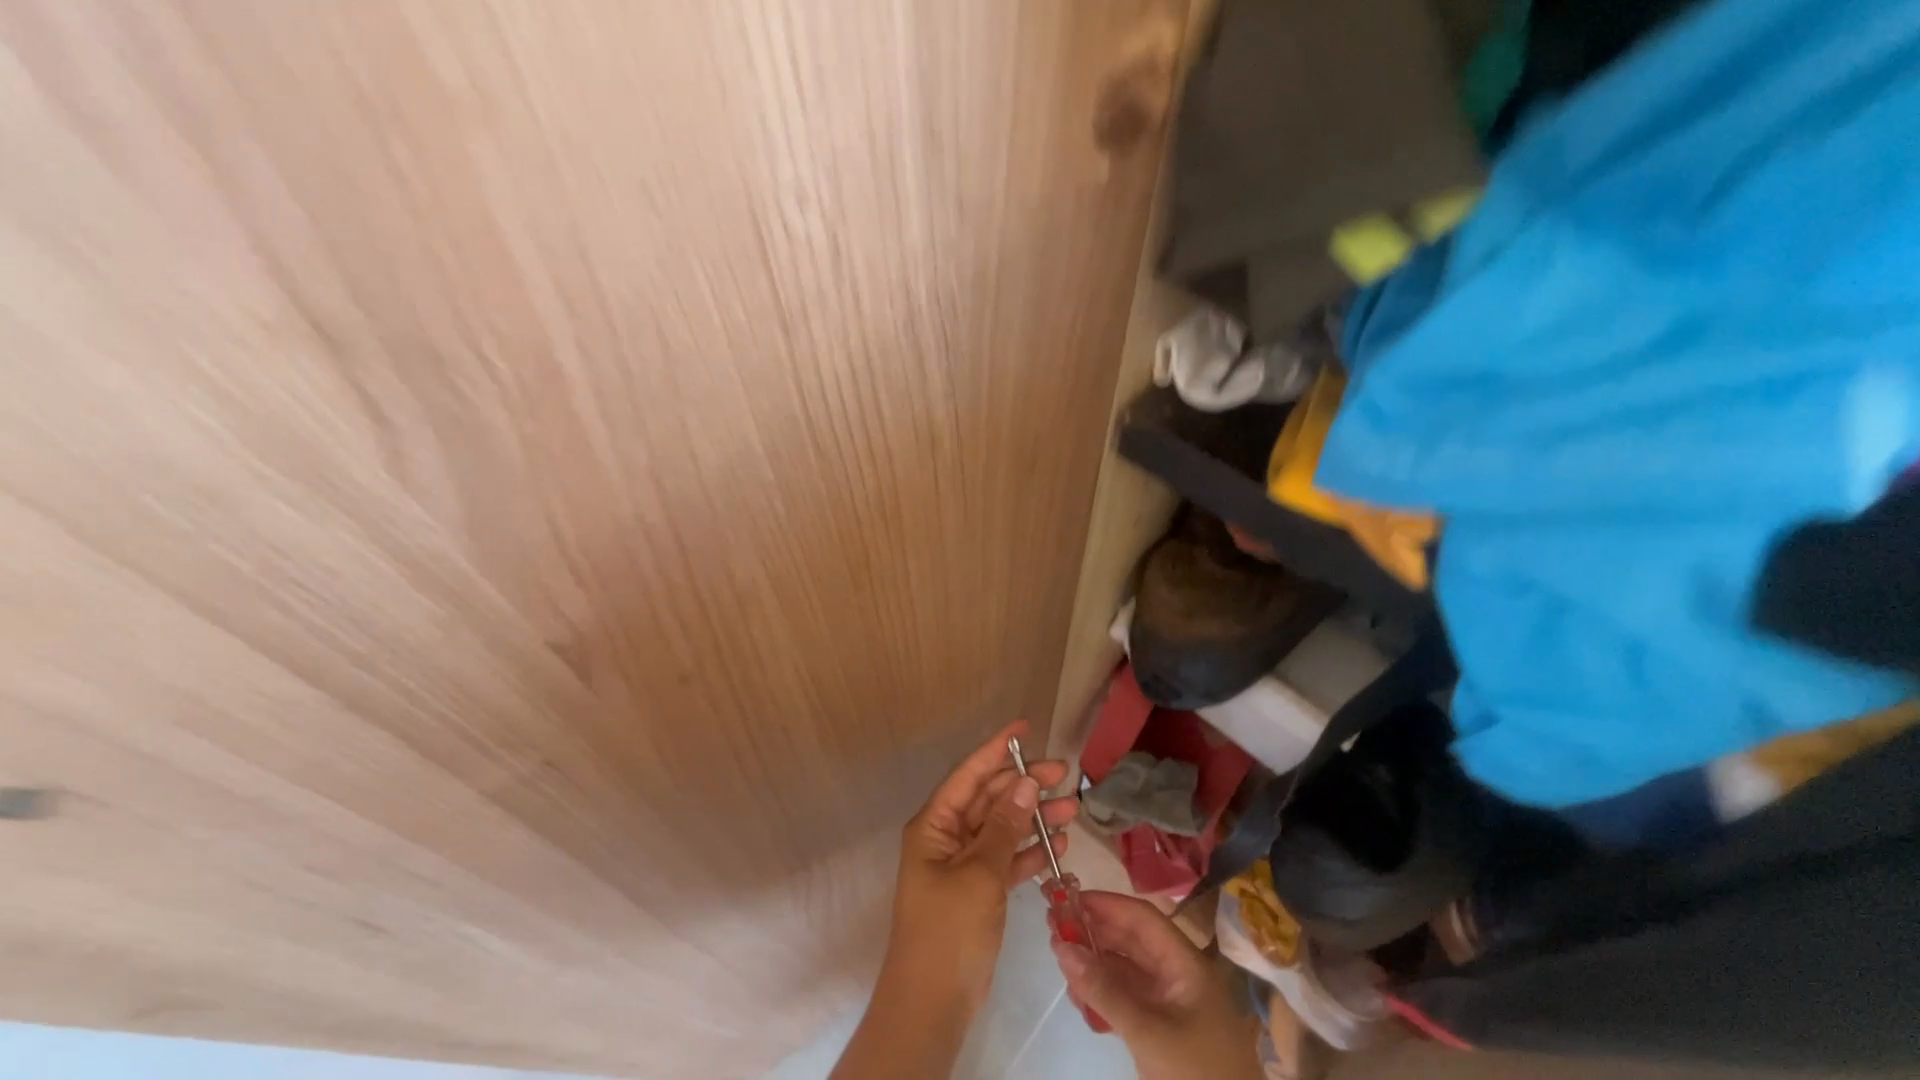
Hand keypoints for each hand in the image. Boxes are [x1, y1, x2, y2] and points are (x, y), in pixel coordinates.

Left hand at [887, 719, 1078, 1009]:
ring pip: (1003, 829)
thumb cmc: (949, 929)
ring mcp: (963, 866)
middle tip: (1064, 774)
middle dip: (1024, 784)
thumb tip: (1025, 782)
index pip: (969, 775)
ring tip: (1072, 810)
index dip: (996, 749)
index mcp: (935, 825)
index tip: (1026, 728)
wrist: (933, 1000)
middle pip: (989, 799)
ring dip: (1033, 818)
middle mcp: (947, 838)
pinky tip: (1058, 847)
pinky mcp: (979, 892)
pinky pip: (1007, 860)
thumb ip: (1004, 827)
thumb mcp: (979, 873)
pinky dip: (1030, 852)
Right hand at [1053, 892, 1262, 1079]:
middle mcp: (1178, 975)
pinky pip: (1126, 998)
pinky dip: (1102, 994)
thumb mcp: (1148, 1032)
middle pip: (1132, 941)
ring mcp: (1170, 1004)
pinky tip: (1078, 997)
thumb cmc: (1196, 1073)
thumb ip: (1104, 990)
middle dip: (1094, 932)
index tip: (1068, 899)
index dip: (1106, 904)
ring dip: (1094, 964)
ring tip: (1060, 961)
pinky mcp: (1161, 1029)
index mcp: (1186, 964)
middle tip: (1053, 926)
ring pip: (1126, 970)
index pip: (1143, 918)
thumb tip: (1062, 947)